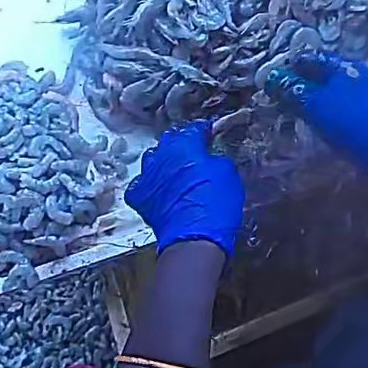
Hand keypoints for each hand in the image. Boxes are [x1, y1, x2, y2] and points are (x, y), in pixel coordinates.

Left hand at [126, 121, 245, 260]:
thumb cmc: (215, 204)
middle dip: (181, 144)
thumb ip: (217, 159)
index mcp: (184, 145)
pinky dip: (150, 185)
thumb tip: (211, 159)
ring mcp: (147, 176)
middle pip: (170, 142)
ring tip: (176, 171)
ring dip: (164, 163)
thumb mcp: (227, 174)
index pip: (194, 129)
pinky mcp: (140, 197)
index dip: (203, 131)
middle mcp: (162, 155)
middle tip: (193, 154)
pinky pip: (142, 184)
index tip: (208, 134)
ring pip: (153, 160)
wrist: (194, 239)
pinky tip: (159, 190)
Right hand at [267, 52, 367, 172]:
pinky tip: (315, 124)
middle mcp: (357, 76)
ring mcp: (366, 96)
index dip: (290, 65)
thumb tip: (272, 78)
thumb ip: (293, 91)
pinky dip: (324, 113)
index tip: (271, 79)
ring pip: (331, 92)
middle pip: (321, 74)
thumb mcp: (316, 107)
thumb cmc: (353, 126)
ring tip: (292, 111)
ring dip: (312, 99)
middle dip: (300, 82)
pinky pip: (339, 108)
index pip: (310, 57)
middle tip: (278, 95)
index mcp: (345, 67)